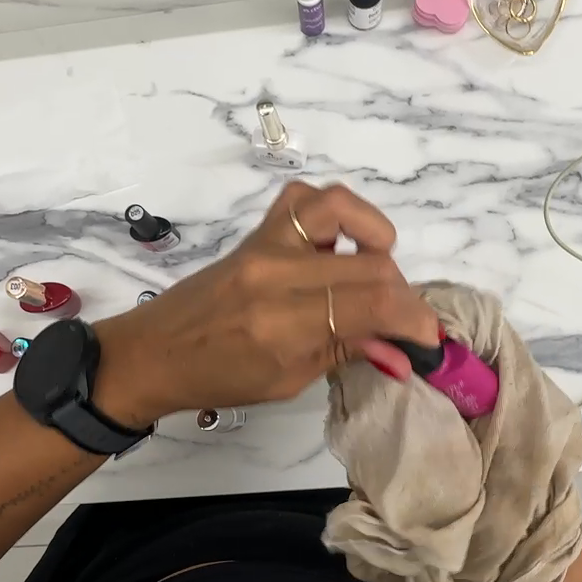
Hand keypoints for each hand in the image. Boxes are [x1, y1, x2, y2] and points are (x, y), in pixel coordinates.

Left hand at [91, 182, 438, 427]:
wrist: (155, 352)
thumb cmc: (218, 379)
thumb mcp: (287, 381)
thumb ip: (346, 353)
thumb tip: (403, 352)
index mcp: (283, 323)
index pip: (373, 304)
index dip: (414, 319)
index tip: (426, 337)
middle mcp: (277, 272)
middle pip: (370, 264)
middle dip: (402, 294)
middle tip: (399, 319)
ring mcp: (265, 245)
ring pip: (342, 208)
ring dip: (375, 239)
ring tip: (373, 271)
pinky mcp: (257, 232)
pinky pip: (305, 200)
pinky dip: (336, 213)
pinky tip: (338, 246)